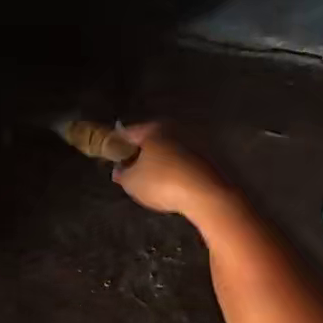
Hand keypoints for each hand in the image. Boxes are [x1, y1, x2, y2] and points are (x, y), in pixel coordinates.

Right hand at [111, 122, 233, 218]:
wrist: (209, 195)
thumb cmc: (163, 183)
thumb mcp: (132, 182)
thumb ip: (121, 174)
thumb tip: (120, 169)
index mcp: (154, 128)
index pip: (127, 132)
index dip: (115, 144)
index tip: (110, 156)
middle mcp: (176, 128)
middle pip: (152, 139)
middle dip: (141, 152)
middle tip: (131, 169)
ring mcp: (197, 141)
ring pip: (170, 149)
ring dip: (161, 161)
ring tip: (152, 180)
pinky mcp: (212, 157)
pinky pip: (186, 161)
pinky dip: (177, 168)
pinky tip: (173, 184)